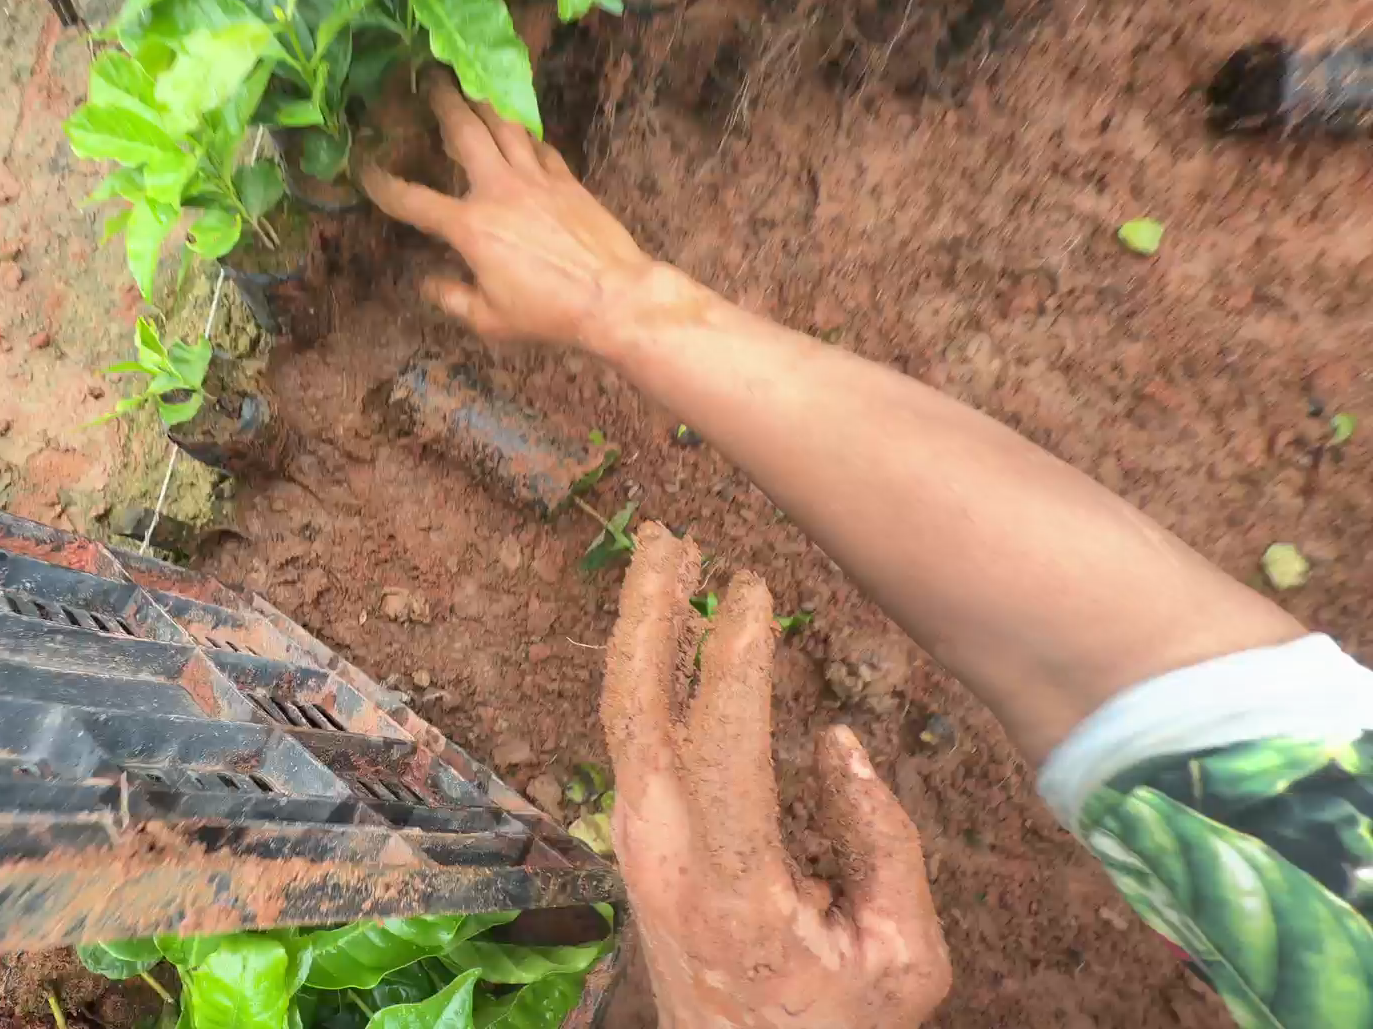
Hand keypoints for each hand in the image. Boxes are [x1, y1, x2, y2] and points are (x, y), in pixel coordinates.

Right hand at [359, 73, 654, 347]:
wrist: (611, 296)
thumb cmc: (545, 313)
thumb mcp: (488, 320)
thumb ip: (451, 298)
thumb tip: (427, 284)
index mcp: (471, 228)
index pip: (415, 201)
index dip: (383, 186)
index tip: (364, 170)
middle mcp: (499, 190)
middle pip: (464, 132)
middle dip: (442, 102)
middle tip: (429, 80)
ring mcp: (536, 179)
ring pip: (504, 125)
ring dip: (483, 102)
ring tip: (471, 85)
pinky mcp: (565, 179)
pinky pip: (539, 145)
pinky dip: (523, 135)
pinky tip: (519, 132)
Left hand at [602, 524, 951, 1028]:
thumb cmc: (826, 1025)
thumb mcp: (899, 958)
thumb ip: (882, 843)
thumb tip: (835, 740)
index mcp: (729, 876)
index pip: (721, 736)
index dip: (735, 654)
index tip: (750, 588)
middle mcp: (659, 840)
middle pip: (633, 699)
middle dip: (646, 608)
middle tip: (665, 538)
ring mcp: (632, 829)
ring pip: (619, 705)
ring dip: (637, 624)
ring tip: (659, 559)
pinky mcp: (630, 826)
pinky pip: (628, 728)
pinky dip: (640, 665)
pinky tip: (661, 626)